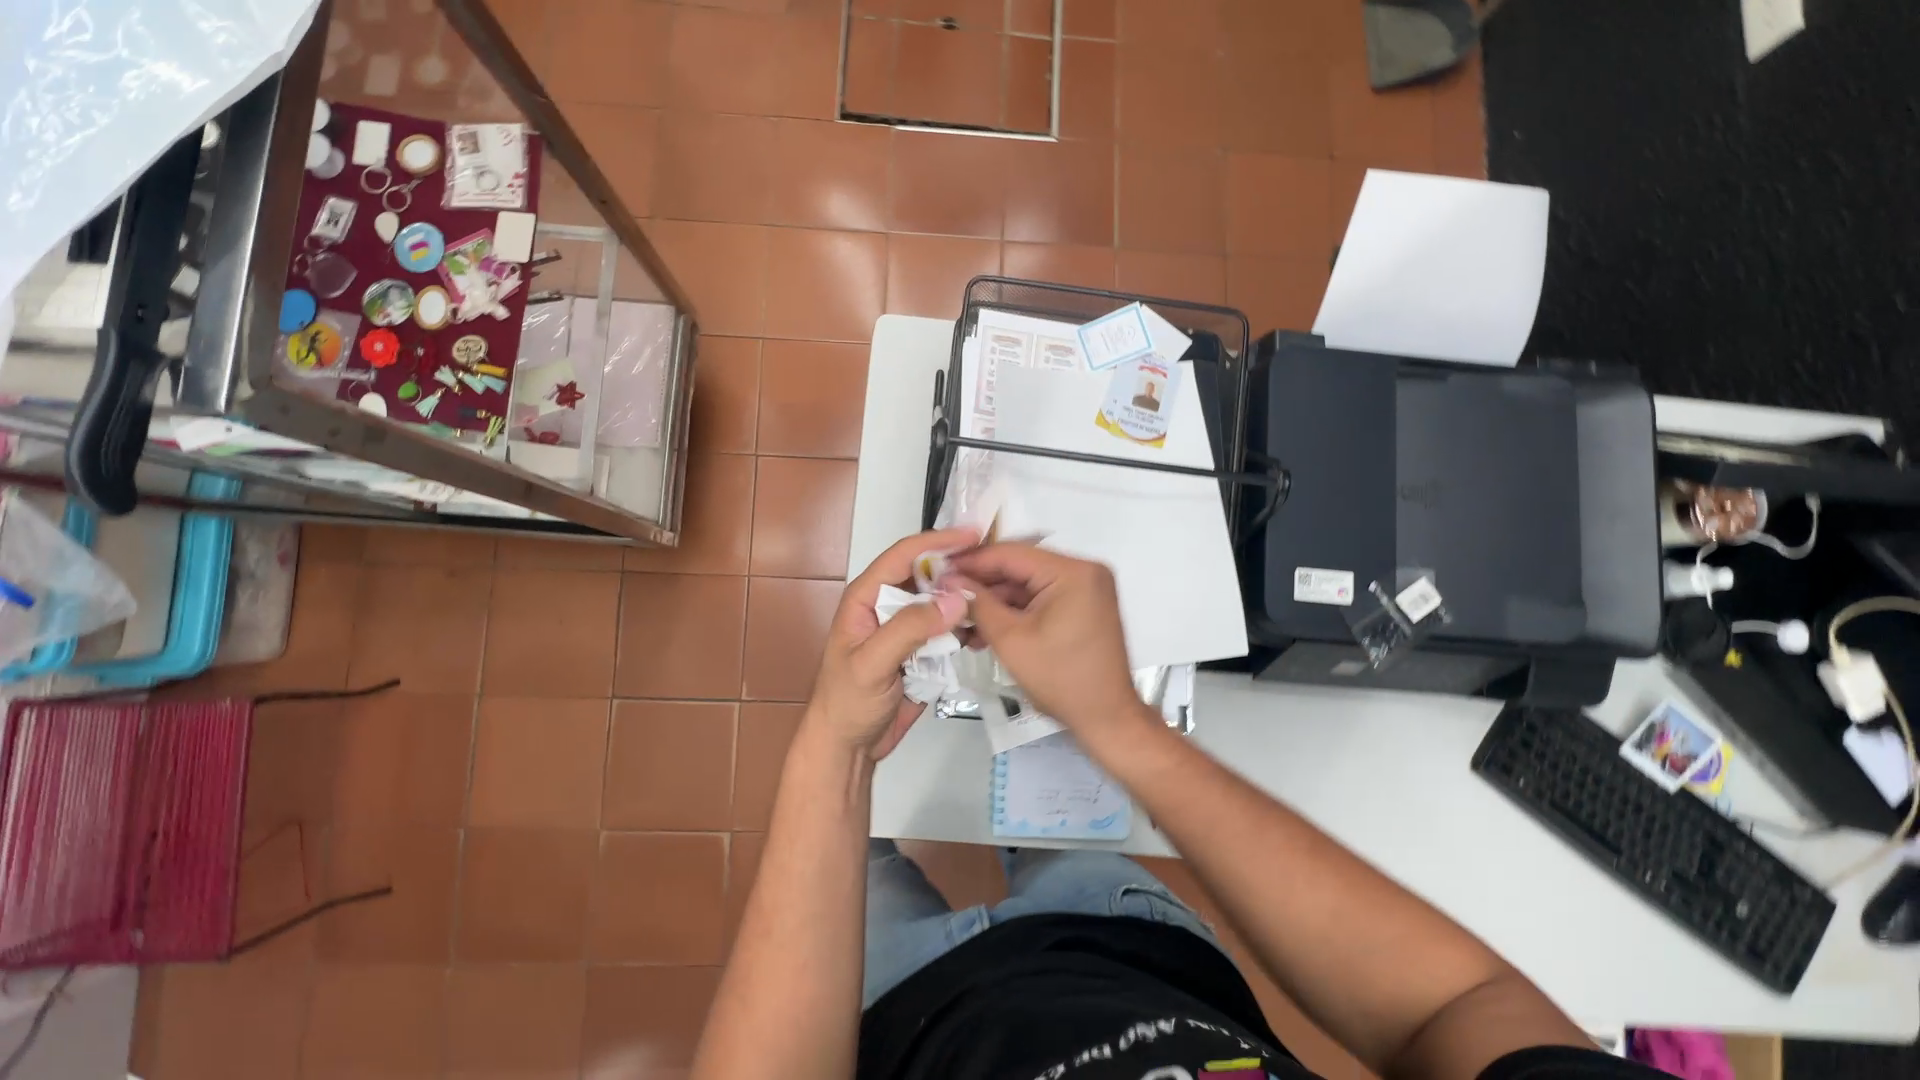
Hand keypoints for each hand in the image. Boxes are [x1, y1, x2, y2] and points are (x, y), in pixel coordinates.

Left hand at [806, 528, 977, 759]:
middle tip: (994, 568)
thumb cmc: (847, 702)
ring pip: (941, 603)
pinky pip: (947, 632)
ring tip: (997, 597)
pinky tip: (985, 629)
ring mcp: (906, 630)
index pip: (903, 556)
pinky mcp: (922, 652)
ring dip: (965, 600)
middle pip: (927, 575)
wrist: (848, 747)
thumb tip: (955, 598)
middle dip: (958, 569)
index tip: (972, 536)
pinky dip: (965, 629)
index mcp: (866, 597)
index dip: (937, 542)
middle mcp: (887, 606)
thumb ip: (910, 629)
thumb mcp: (873, 663)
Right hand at [946, 544, 1159, 749]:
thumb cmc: (1060, 679)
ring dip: (996, 603)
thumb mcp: (1010, 639)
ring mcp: (1086, 589)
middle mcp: (1084, 571)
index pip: (1011, 554)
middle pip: (1020, 568)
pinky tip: (987, 630)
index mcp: (1072, 572)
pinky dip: (1016, 612)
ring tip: (962, 622)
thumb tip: (948, 580)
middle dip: (982, 586)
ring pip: (1028, 585)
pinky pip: (1042, 599)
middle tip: (944, 596)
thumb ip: (978, 603)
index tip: (938, 570)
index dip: (971, 562)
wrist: (1106, 717)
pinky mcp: (1084, 606)